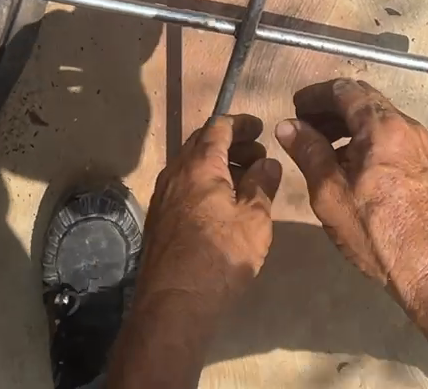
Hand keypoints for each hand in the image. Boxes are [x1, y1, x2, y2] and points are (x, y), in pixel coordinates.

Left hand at [131, 114, 283, 320]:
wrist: (173, 303)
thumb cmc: (220, 257)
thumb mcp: (254, 220)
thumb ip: (262, 185)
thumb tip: (268, 162)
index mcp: (199, 164)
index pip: (218, 126)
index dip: (240, 123)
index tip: (260, 128)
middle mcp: (176, 172)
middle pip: (203, 143)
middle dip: (232, 144)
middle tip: (258, 156)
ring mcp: (163, 195)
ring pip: (192, 165)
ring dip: (219, 165)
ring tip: (246, 183)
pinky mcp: (159, 218)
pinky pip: (184, 185)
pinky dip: (205, 183)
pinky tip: (222, 205)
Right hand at [276, 79, 427, 296]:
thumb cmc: (374, 228)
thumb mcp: (329, 192)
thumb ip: (308, 151)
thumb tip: (287, 125)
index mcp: (381, 126)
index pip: (345, 90)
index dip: (316, 95)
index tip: (296, 108)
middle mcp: (404, 125)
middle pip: (363, 99)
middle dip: (331, 107)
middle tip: (306, 124)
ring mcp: (419, 143)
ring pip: (378, 117)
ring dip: (348, 123)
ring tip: (322, 145)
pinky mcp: (424, 162)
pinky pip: (390, 135)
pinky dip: (365, 137)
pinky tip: (348, 164)